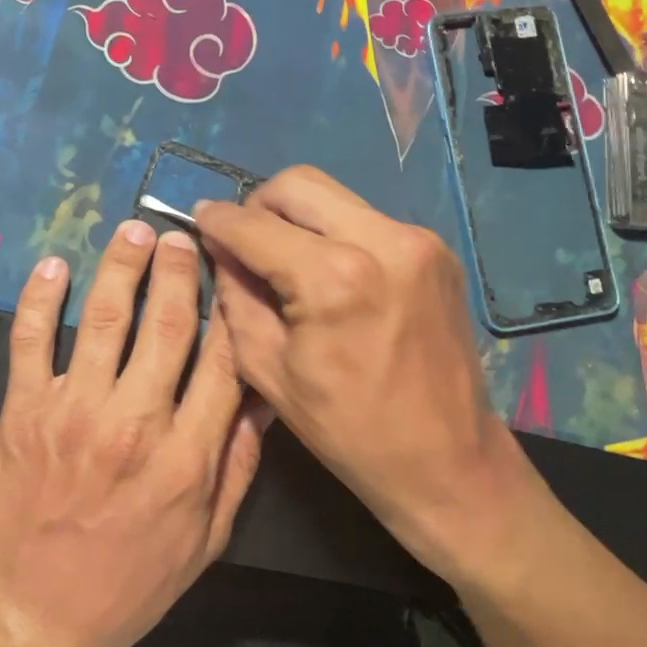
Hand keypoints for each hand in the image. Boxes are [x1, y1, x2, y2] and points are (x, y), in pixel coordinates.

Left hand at [0, 219, 272, 646]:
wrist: (38, 611)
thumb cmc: (131, 582)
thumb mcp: (205, 541)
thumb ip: (237, 468)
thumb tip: (265, 402)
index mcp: (187, 457)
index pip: (222, 363)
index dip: (230, 310)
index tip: (233, 274)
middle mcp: (135, 422)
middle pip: (166, 327)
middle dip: (178, 272)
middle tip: (182, 234)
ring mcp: (74, 410)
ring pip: (104, 320)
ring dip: (120, 268)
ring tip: (133, 230)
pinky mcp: (24, 410)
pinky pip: (31, 341)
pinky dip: (41, 299)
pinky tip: (55, 265)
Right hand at [195, 166, 534, 585]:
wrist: (448, 461)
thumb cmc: (347, 428)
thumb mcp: (266, 368)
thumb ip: (236, 296)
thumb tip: (222, 249)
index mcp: (332, 278)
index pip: (254, 224)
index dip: (218, 221)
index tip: (199, 220)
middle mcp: (380, 241)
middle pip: (297, 184)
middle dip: (259, 205)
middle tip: (245, 241)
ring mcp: (416, 241)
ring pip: (334, 196)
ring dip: (297, 217)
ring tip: (284, 259)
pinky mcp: (436, 251)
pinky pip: (365, 218)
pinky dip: (334, 233)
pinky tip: (327, 273)